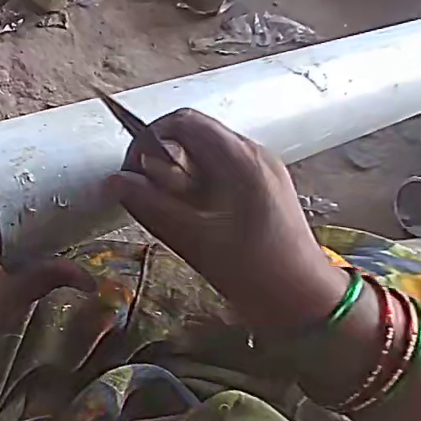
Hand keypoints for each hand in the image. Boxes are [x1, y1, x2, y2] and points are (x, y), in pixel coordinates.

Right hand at [107, 109, 349, 335]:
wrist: (305, 299)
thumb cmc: (252, 270)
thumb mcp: (193, 237)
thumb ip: (150, 204)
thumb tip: (114, 180)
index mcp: (239, 159)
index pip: (183, 121)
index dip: (149, 138)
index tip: (133, 170)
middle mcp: (253, 153)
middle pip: (194, 133)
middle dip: (164, 159)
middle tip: (151, 193)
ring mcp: (262, 167)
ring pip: (205, 152)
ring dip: (181, 173)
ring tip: (176, 209)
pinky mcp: (264, 184)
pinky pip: (220, 169)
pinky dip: (199, 183)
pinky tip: (197, 214)